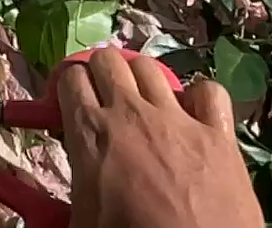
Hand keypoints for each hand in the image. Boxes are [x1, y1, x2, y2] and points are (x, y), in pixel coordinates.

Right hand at [57, 48, 260, 227]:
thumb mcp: (82, 217)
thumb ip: (70, 180)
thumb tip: (52, 185)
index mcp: (91, 130)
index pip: (70, 76)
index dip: (71, 87)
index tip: (74, 104)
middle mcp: (129, 111)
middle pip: (107, 59)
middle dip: (102, 73)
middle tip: (106, 100)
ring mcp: (176, 119)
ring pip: (149, 67)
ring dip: (142, 80)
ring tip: (145, 103)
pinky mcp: (219, 135)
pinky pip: (209, 92)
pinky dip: (200, 98)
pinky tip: (195, 115)